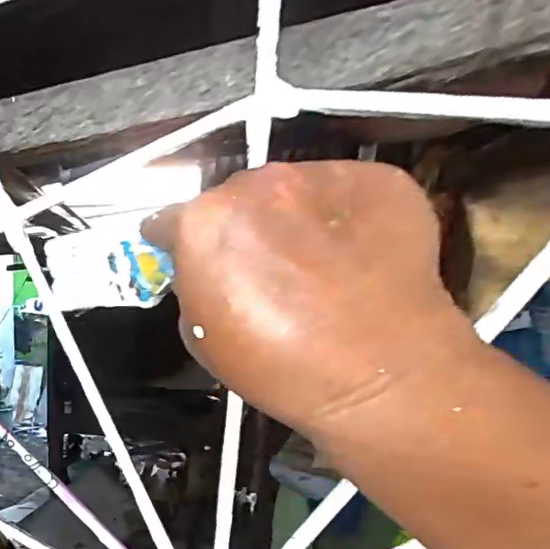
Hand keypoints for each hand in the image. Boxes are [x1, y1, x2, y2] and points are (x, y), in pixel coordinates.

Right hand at [143, 161, 485, 436]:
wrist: (374, 370)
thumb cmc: (275, 360)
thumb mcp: (196, 330)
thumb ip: (194, 283)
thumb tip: (207, 272)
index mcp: (202, 222)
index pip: (169, 220)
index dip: (174, 245)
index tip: (183, 259)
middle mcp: (258, 186)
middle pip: (230, 198)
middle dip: (233, 228)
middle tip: (250, 269)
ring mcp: (322, 178)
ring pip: (286, 190)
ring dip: (285, 218)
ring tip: (302, 264)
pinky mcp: (380, 181)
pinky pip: (340, 193)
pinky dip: (336, 218)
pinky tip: (343, 258)